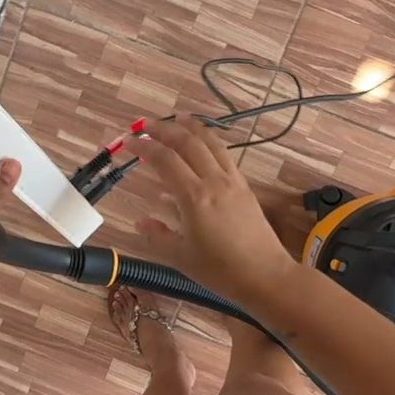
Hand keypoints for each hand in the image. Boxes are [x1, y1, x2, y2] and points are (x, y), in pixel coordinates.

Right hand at [134, 116, 296, 302]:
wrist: (265, 276)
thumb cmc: (220, 271)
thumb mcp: (181, 258)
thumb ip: (158, 236)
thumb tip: (141, 222)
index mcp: (194, 197)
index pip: (165, 161)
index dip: (144, 147)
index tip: (129, 141)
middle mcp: (214, 182)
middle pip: (188, 143)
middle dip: (165, 130)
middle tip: (146, 124)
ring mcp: (233, 182)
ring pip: (211, 144)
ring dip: (192, 128)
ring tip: (177, 118)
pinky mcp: (245, 188)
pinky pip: (225, 157)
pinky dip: (210, 143)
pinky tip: (203, 145)